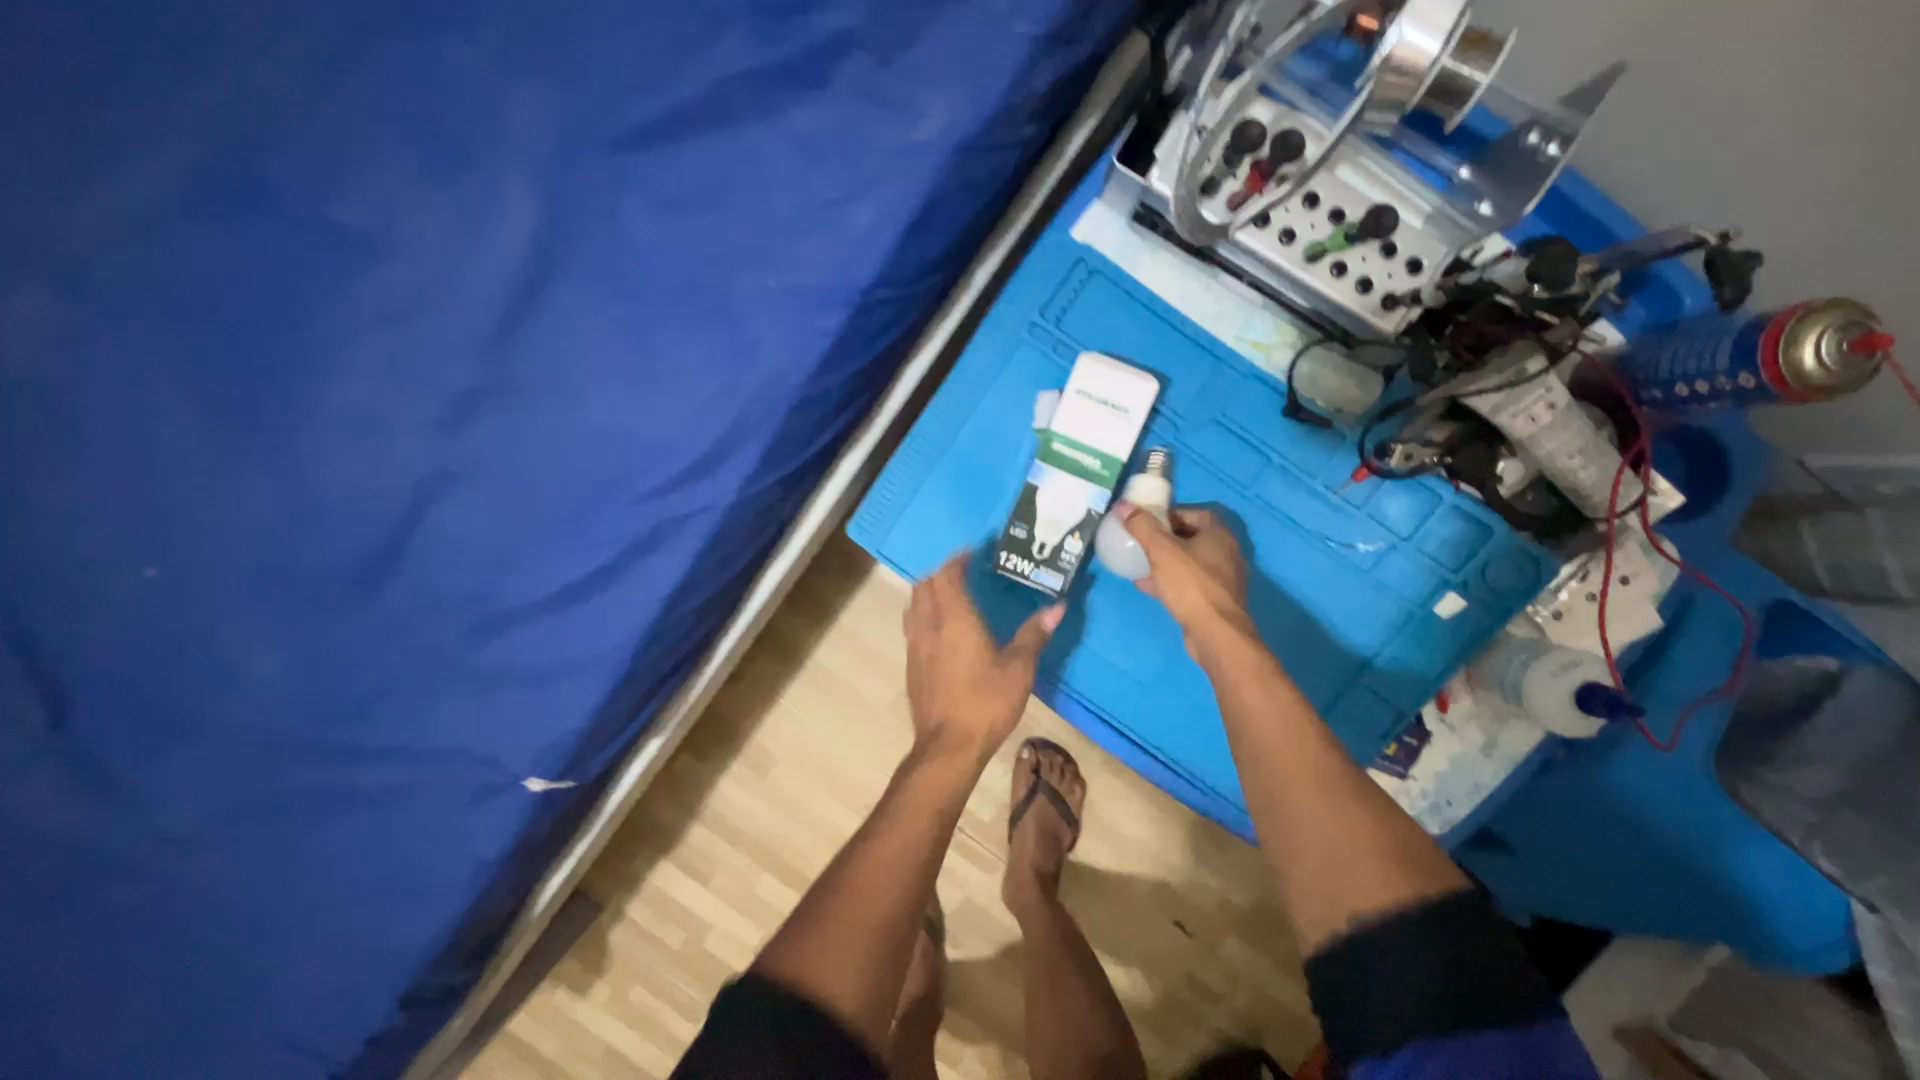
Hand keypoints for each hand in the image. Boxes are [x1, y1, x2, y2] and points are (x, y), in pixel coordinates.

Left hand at [904, 554, 1062, 760]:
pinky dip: (924, 615)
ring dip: (930, 592)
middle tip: (964, 571)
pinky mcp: (911, 665)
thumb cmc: (986, 703)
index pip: (948, 575)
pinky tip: (942, 630)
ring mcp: (915, 645)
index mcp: (955, 618)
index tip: (973, 552)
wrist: (948, 746)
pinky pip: (913, 626)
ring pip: (914, 605)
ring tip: (951, 596)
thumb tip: (1057, 606)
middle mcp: (929, 625)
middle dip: (942, 573)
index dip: (958, 560)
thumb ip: (1034, 634)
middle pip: (925, 585)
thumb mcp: (1019, 669)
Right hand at [1117, 502, 1254, 653]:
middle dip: (1164, 538)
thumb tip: (1123, 505)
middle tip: (1140, 541)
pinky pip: (1188, 583)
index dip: (1168, 514)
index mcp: (1219, 534)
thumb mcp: (1162, 550)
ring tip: (1138, 563)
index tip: (1145, 521)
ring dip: (1164, 561)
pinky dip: (1169, 581)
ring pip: (1188, 562)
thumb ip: (1142, 526)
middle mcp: (1225, 552)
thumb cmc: (1191, 585)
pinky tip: (1146, 585)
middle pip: (1190, 537)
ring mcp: (1222, 578)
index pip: (1193, 513)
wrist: (1216, 634)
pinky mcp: (1214, 599)